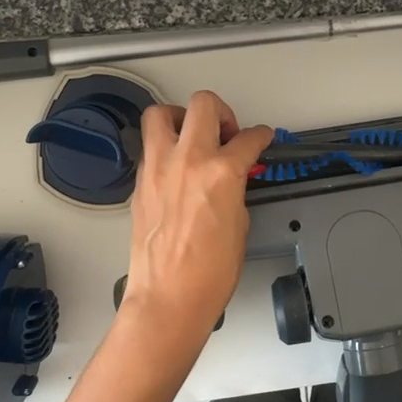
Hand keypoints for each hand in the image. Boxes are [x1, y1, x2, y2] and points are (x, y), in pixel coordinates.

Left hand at [121, 91, 271, 344]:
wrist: (169, 298)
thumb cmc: (207, 274)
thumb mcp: (240, 224)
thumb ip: (234, 189)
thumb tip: (231, 178)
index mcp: (220, 172)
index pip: (248, 138)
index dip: (260, 136)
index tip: (261, 137)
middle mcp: (187, 161)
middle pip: (203, 104)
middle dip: (221, 111)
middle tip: (227, 131)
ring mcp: (158, 169)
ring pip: (161, 113)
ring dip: (181, 117)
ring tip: (193, 135)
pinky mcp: (140, 184)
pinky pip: (150, 148)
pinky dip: (165, 148)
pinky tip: (177, 167)